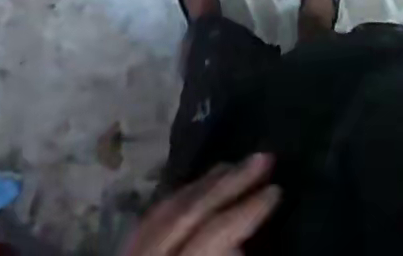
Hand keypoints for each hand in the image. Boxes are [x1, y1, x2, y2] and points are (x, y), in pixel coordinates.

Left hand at [123, 153, 280, 255]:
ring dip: (206, 183)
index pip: (209, 235)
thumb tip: (244, 241)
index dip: (245, 211)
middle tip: (266, 156)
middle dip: (229, 181)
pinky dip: (180, 195)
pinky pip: (152, 215)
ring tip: (238, 164)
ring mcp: (128, 252)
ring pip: (168, 206)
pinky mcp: (125, 251)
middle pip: (187, 211)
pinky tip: (201, 185)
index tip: (277, 189)